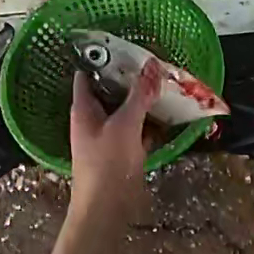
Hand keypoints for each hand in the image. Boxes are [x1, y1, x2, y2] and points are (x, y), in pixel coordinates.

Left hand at [68, 60, 159, 218]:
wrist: (107, 208)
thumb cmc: (108, 163)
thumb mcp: (126, 124)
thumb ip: (139, 95)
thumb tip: (152, 66)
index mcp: (84, 109)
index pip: (86, 74)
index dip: (101, 59)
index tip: (124, 46)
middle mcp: (94, 119)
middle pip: (110, 91)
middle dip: (130, 78)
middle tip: (153, 62)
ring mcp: (108, 136)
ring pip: (126, 110)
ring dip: (143, 100)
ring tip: (165, 83)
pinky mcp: (123, 151)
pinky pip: (138, 129)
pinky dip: (150, 122)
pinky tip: (169, 113)